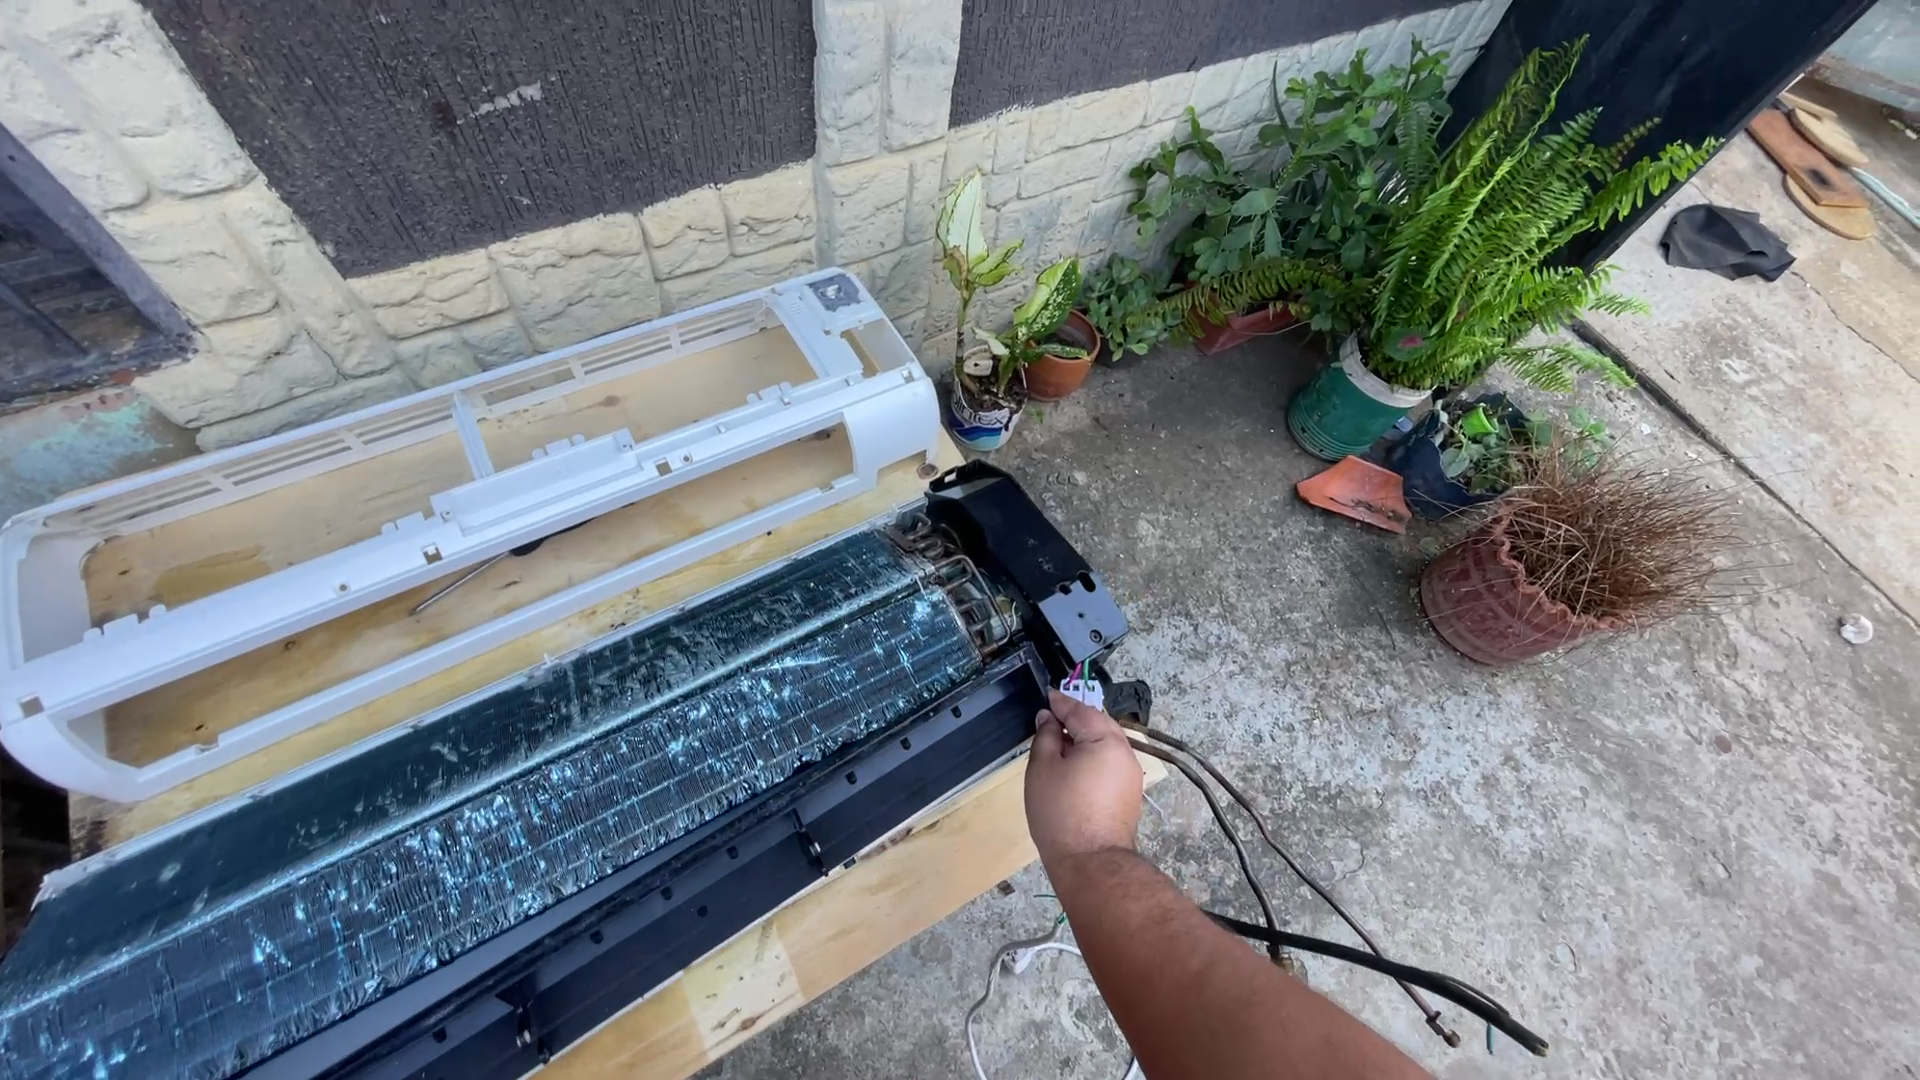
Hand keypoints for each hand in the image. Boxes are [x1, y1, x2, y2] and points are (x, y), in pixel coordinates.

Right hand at [1024, 690, 1143, 867]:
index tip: (1047, 696)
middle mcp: (1124, 752)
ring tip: (1059, 743)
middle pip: (1099, 723)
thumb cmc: (1061, 812)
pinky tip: (1075, 765)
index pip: (1079, 710)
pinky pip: (1110, 762)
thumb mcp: (1042, 768)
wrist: (1091, 863)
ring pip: (1106, 743)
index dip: (1060, 702)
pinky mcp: (1129, 794)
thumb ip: (1045, 736)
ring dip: (1085, 737)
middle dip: (1075, 718)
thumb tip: (1049, 718)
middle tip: (1051, 718)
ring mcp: (1130, 774)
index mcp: (1105, 740)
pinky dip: (1093, 755)